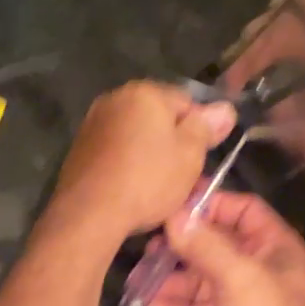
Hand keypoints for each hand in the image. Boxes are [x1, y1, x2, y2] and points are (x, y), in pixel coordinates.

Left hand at [46, 81, 236, 244]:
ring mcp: (94, 122)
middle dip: (172, 141)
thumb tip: (224, 109)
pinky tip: (131, 187)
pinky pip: (115, 150)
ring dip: (149, 153)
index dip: (200, 130)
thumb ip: (205, 128)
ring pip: (135, 135)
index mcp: (145, 93)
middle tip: (182, 175)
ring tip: (157, 185)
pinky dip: (127, 163)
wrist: (89, 213)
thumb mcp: (189, 154)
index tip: (201, 158)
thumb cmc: (147, 180)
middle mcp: (115, 98)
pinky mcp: (80, 147)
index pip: (186, 101)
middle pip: (157, 117)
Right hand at [135, 191, 304, 305]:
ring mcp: (231, 299)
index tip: (171, 201)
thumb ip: (205, 245)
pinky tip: (135, 305)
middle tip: (144, 241)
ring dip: (163, 277)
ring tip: (133, 276)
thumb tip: (174, 216)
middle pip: (209, 243)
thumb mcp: (240, 277)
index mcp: (270, 246)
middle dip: (177, 243)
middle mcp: (250, 267)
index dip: (209, 202)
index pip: (240, 209)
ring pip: (191, 279)